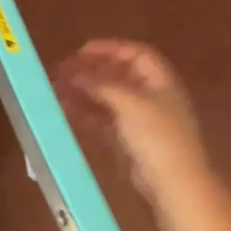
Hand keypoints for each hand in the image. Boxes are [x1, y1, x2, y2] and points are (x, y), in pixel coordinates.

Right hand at [56, 40, 208, 197]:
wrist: (172, 181)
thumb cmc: (157, 136)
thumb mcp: (130, 103)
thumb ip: (101, 85)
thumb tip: (76, 74)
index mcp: (160, 81)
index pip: (135, 54)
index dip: (110, 49)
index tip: (81, 50)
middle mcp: (150, 96)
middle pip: (119, 75)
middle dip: (91, 71)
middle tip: (63, 71)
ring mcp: (139, 119)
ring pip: (107, 98)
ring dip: (84, 91)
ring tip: (57, 90)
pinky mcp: (127, 139)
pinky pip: (103, 119)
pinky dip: (85, 112)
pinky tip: (66, 110)